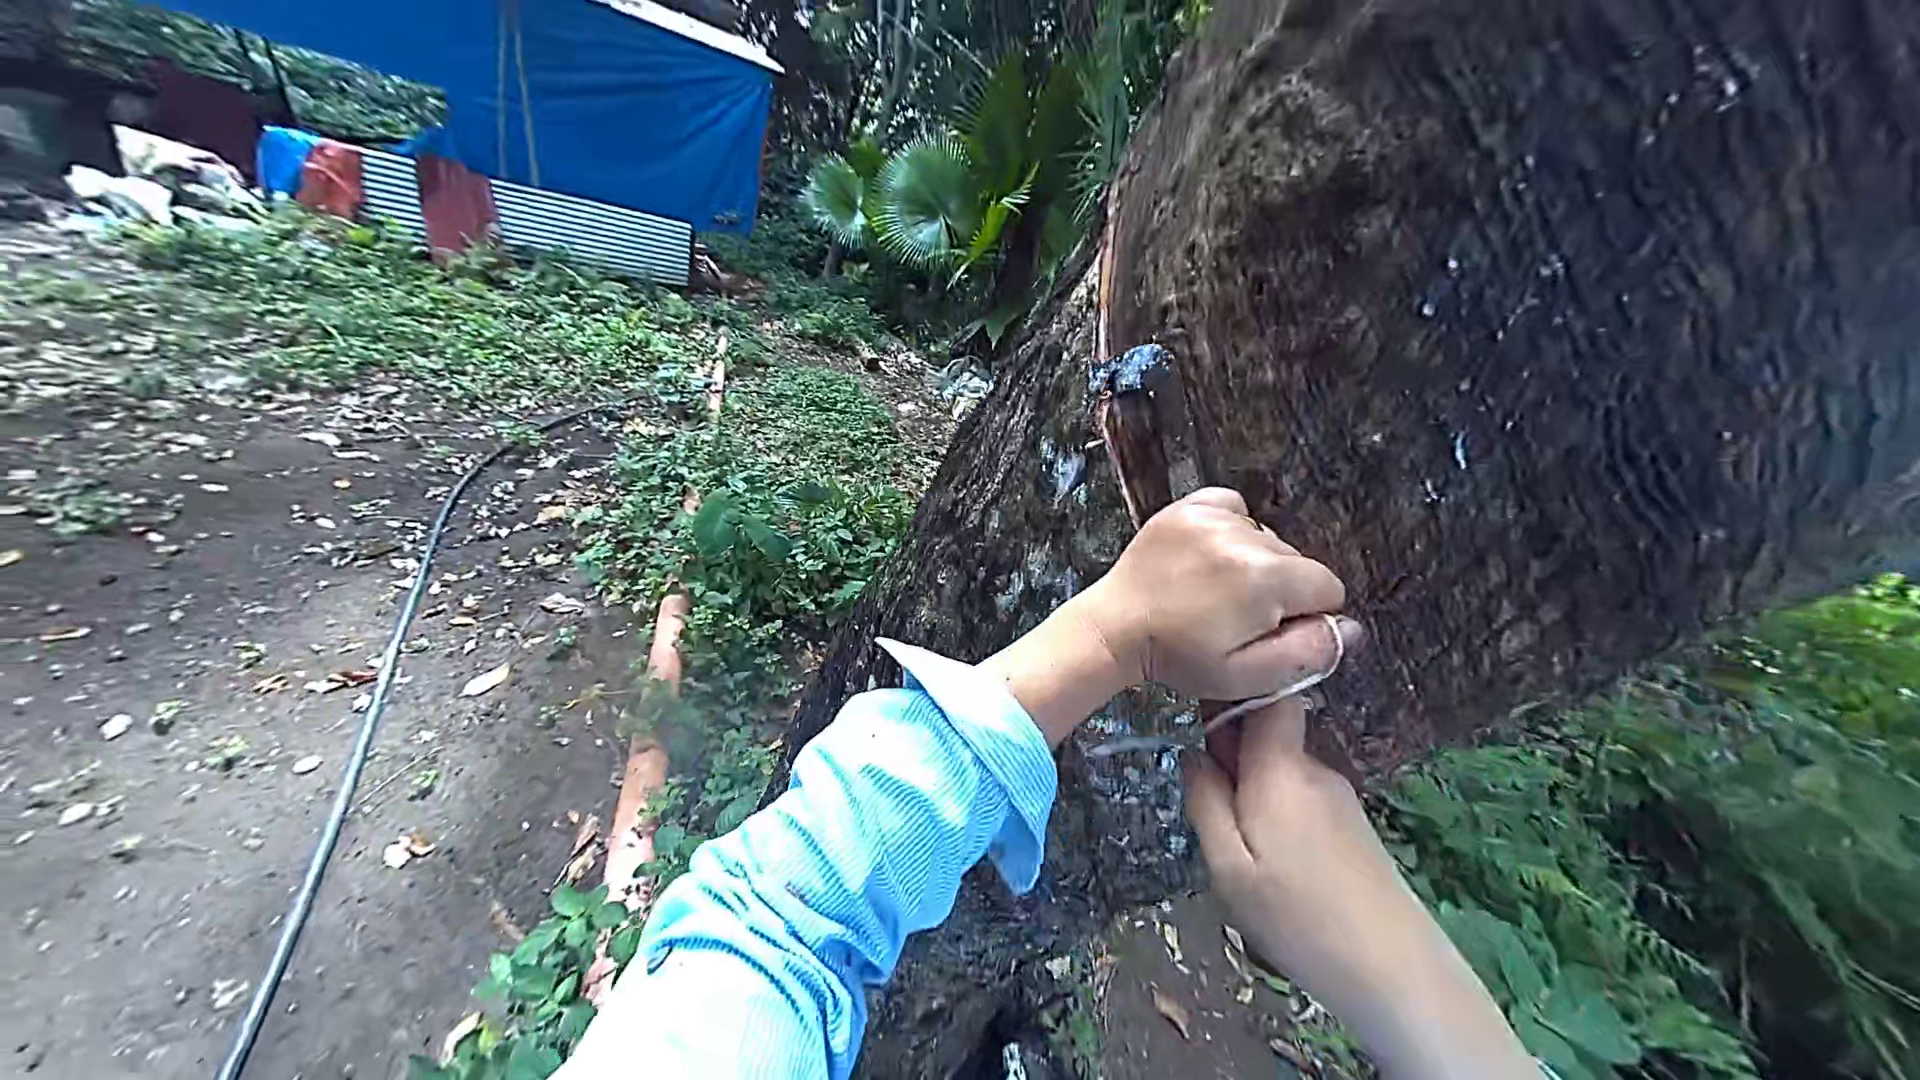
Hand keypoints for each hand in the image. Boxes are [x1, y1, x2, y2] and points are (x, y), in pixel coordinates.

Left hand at [978, 487, 1355, 744]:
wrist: (1115, 627)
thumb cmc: (1177, 656)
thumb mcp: (1247, 675)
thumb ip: (1308, 653)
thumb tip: (1349, 628)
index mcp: (1265, 577)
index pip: (1326, 588)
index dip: (1303, 615)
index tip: (1265, 630)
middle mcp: (1243, 535)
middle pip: (1296, 561)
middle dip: (1278, 590)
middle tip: (1233, 614)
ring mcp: (1210, 515)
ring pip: (1267, 538)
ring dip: (1252, 562)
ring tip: (1213, 590)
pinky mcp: (1187, 507)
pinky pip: (1233, 508)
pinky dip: (1229, 530)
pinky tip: (1208, 557)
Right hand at [1185, 699, 1537, 1079]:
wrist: (1400, 978)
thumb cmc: (1299, 917)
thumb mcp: (1228, 866)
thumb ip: (1204, 799)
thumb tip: (1194, 754)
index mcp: (1281, 768)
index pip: (1269, 695)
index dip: (1235, 695)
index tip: (1204, 726)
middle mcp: (1314, 769)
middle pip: (1265, 733)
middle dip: (1231, 757)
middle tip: (1215, 811)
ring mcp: (1338, 795)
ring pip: (1278, 768)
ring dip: (1252, 789)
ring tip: (1246, 848)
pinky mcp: (1352, 822)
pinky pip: (1298, 793)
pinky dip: (1277, 811)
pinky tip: (1278, 862)